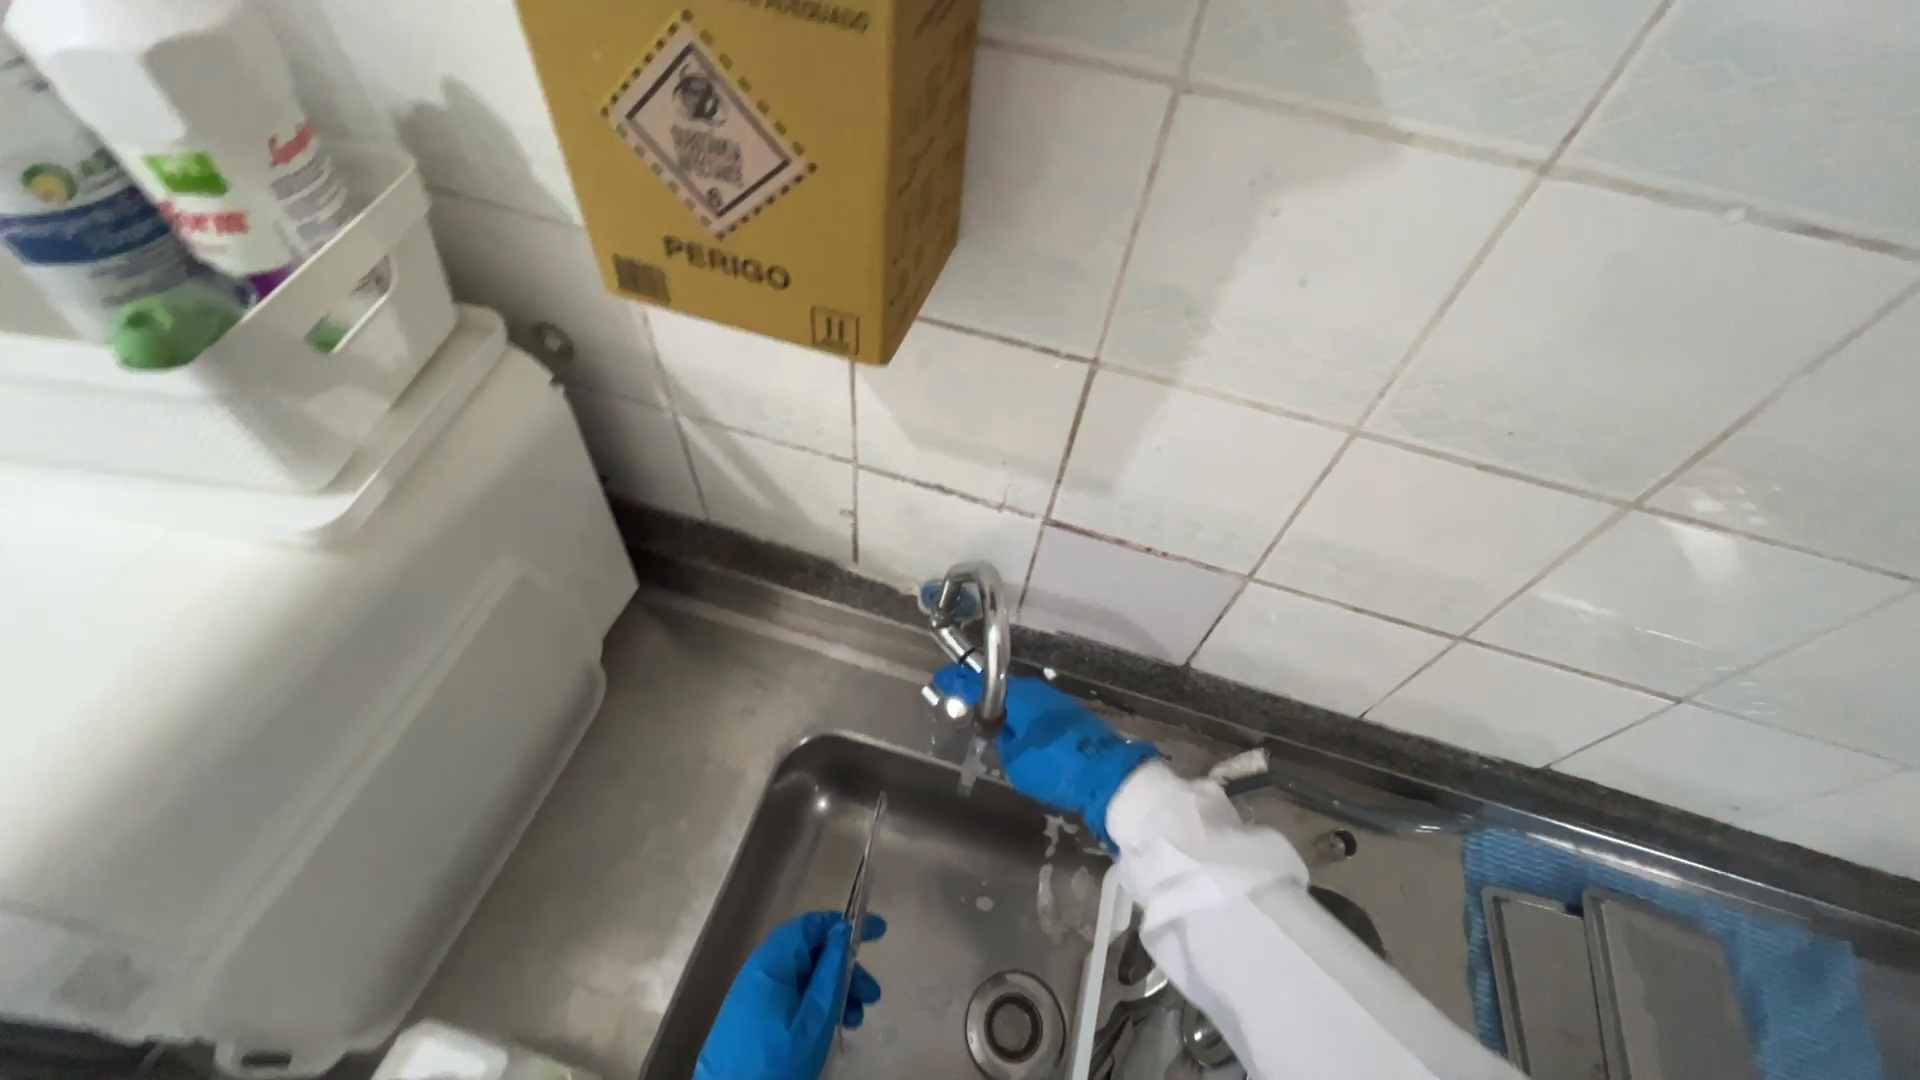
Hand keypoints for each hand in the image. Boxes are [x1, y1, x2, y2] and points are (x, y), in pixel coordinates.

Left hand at [693, 911, 885, 1079]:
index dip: (845, 925)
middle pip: (812, 953)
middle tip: (872, 995)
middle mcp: (762, 969)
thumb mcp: (815, 1017)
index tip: (878, 932)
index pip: (813, 924)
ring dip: (834, 990)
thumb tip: (843, 930)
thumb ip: (831, 970)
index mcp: (773, 961)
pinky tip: (834, 1026)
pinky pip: (793, 996)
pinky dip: (816, 1004)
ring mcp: (756, 993)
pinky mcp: (754, 1015)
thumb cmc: (777, 1061)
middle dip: (846, 968)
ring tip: (856, 1019)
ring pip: (804, 977)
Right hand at [931, 664, 1157, 844]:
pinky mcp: (1072, 718)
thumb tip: (997, 728)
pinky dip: (1021, 719)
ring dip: (1003, 710)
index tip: (940, 680)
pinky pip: (1036, 713)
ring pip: (1021, 702)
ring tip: (988, 727)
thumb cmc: (1056, 766)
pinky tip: (1016, 735)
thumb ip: (1001, 739)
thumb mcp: (1016, 759)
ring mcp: (1058, 703)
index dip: (958, 682)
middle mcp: (1039, 691)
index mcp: (1020, 695)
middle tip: (961, 709)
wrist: (1110, 777)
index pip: (981, 682)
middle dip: (981, 697)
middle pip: (1002, 689)